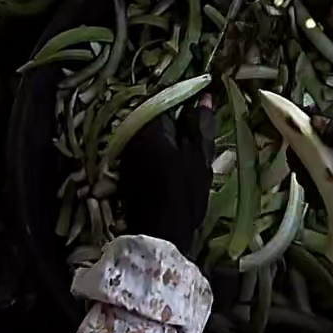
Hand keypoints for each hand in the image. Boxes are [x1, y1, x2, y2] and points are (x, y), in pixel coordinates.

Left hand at [117, 97, 214, 247]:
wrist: (161, 235)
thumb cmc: (183, 192)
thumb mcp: (199, 156)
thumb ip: (201, 124)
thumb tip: (205, 97)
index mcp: (149, 126)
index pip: (165, 99)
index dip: (184, 101)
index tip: (200, 106)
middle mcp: (131, 136)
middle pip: (156, 118)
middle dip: (175, 121)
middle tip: (197, 130)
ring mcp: (127, 155)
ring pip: (151, 136)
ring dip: (168, 138)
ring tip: (189, 148)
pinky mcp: (127, 172)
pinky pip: (146, 152)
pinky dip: (159, 153)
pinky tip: (175, 164)